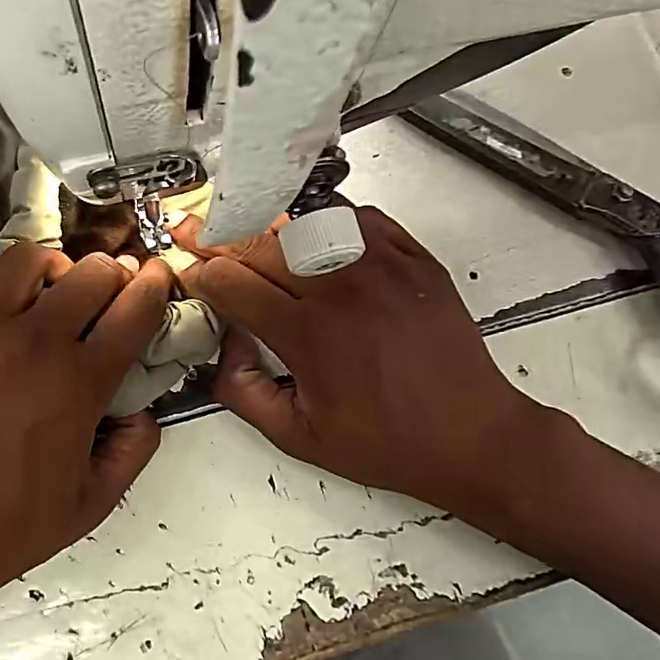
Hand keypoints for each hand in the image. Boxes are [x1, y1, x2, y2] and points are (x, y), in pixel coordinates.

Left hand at [0, 244, 174, 632]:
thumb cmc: (1, 530)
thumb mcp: (92, 504)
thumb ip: (134, 450)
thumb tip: (142, 409)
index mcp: (80, 382)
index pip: (134, 309)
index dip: (154, 286)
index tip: (157, 279)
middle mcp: (32, 342)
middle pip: (89, 273)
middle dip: (111, 276)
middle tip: (107, 294)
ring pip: (25, 258)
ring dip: (51, 267)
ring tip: (49, 290)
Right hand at [181, 207, 554, 518]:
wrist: (470, 434)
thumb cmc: (391, 441)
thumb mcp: (300, 436)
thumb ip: (244, 392)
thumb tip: (223, 351)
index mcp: (309, 333)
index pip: (232, 281)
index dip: (200, 272)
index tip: (190, 270)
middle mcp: (343, 287)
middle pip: (260, 243)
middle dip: (221, 240)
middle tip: (201, 235)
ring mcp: (382, 265)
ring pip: (305, 222)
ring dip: (271, 229)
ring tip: (254, 240)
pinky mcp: (413, 258)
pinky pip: (358, 219)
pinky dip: (328, 223)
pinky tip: (318, 242)